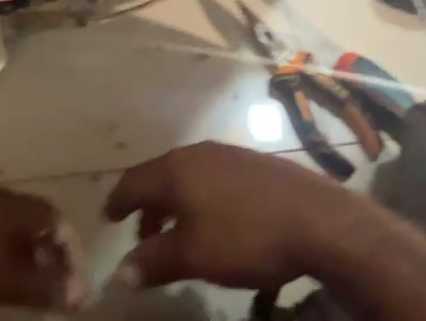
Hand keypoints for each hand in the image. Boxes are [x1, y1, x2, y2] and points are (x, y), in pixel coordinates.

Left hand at [0, 185, 83, 315]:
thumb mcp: (6, 281)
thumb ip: (46, 285)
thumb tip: (84, 292)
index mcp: (15, 205)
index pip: (57, 220)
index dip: (71, 253)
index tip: (75, 285)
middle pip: (30, 218)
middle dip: (44, 251)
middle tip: (47, 285)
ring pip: (2, 221)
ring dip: (16, 250)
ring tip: (14, 280)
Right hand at [102, 141, 356, 291]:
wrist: (318, 219)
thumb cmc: (246, 236)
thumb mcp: (194, 256)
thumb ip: (154, 260)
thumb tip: (120, 271)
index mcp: (175, 170)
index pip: (133, 181)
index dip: (118, 201)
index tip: (108, 217)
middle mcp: (196, 153)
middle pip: (160, 176)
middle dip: (148, 206)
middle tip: (143, 235)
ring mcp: (228, 154)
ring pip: (188, 176)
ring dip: (176, 203)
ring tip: (179, 232)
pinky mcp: (253, 163)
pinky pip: (212, 177)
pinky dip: (201, 197)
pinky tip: (216, 220)